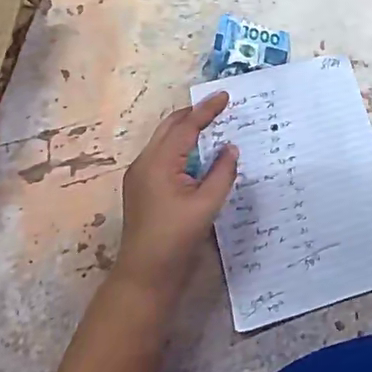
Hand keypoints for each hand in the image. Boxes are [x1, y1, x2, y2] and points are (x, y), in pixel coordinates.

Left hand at [113, 93, 237, 303]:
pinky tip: (198, 153)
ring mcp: (140, 176)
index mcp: (158, 163)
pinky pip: (163, 155)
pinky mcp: (143, 188)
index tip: (225, 96)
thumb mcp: (206, 205)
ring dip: (187, 129)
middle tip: (219, 106)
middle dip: (194, 114)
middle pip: (170, 127)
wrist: (145, 275)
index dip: (206, 110)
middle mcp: (145, 163)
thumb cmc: (176, 239)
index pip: (185, 127)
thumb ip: (221, 173)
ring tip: (212, 124)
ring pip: (165, 140)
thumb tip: (230, 148)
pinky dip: (182, 147)